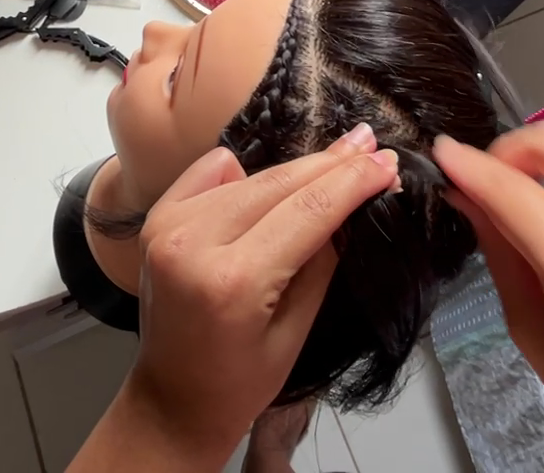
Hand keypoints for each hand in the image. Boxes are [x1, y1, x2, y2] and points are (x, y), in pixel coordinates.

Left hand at [71, 125, 396, 472]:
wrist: (170, 401)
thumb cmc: (241, 382)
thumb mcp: (298, 329)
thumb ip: (324, 258)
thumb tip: (356, 197)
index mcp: (234, 280)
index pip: (308, 211)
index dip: (351, 180)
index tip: (386, 161)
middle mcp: (193, 241)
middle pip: (279, 182)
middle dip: (331, 163)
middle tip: (369, 143)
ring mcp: (168, 224)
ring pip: (251, 175)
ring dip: (295, 170)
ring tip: (335, 164)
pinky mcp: (157, 215)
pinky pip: (212, 169)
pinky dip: (244, 172)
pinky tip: (267, 188)